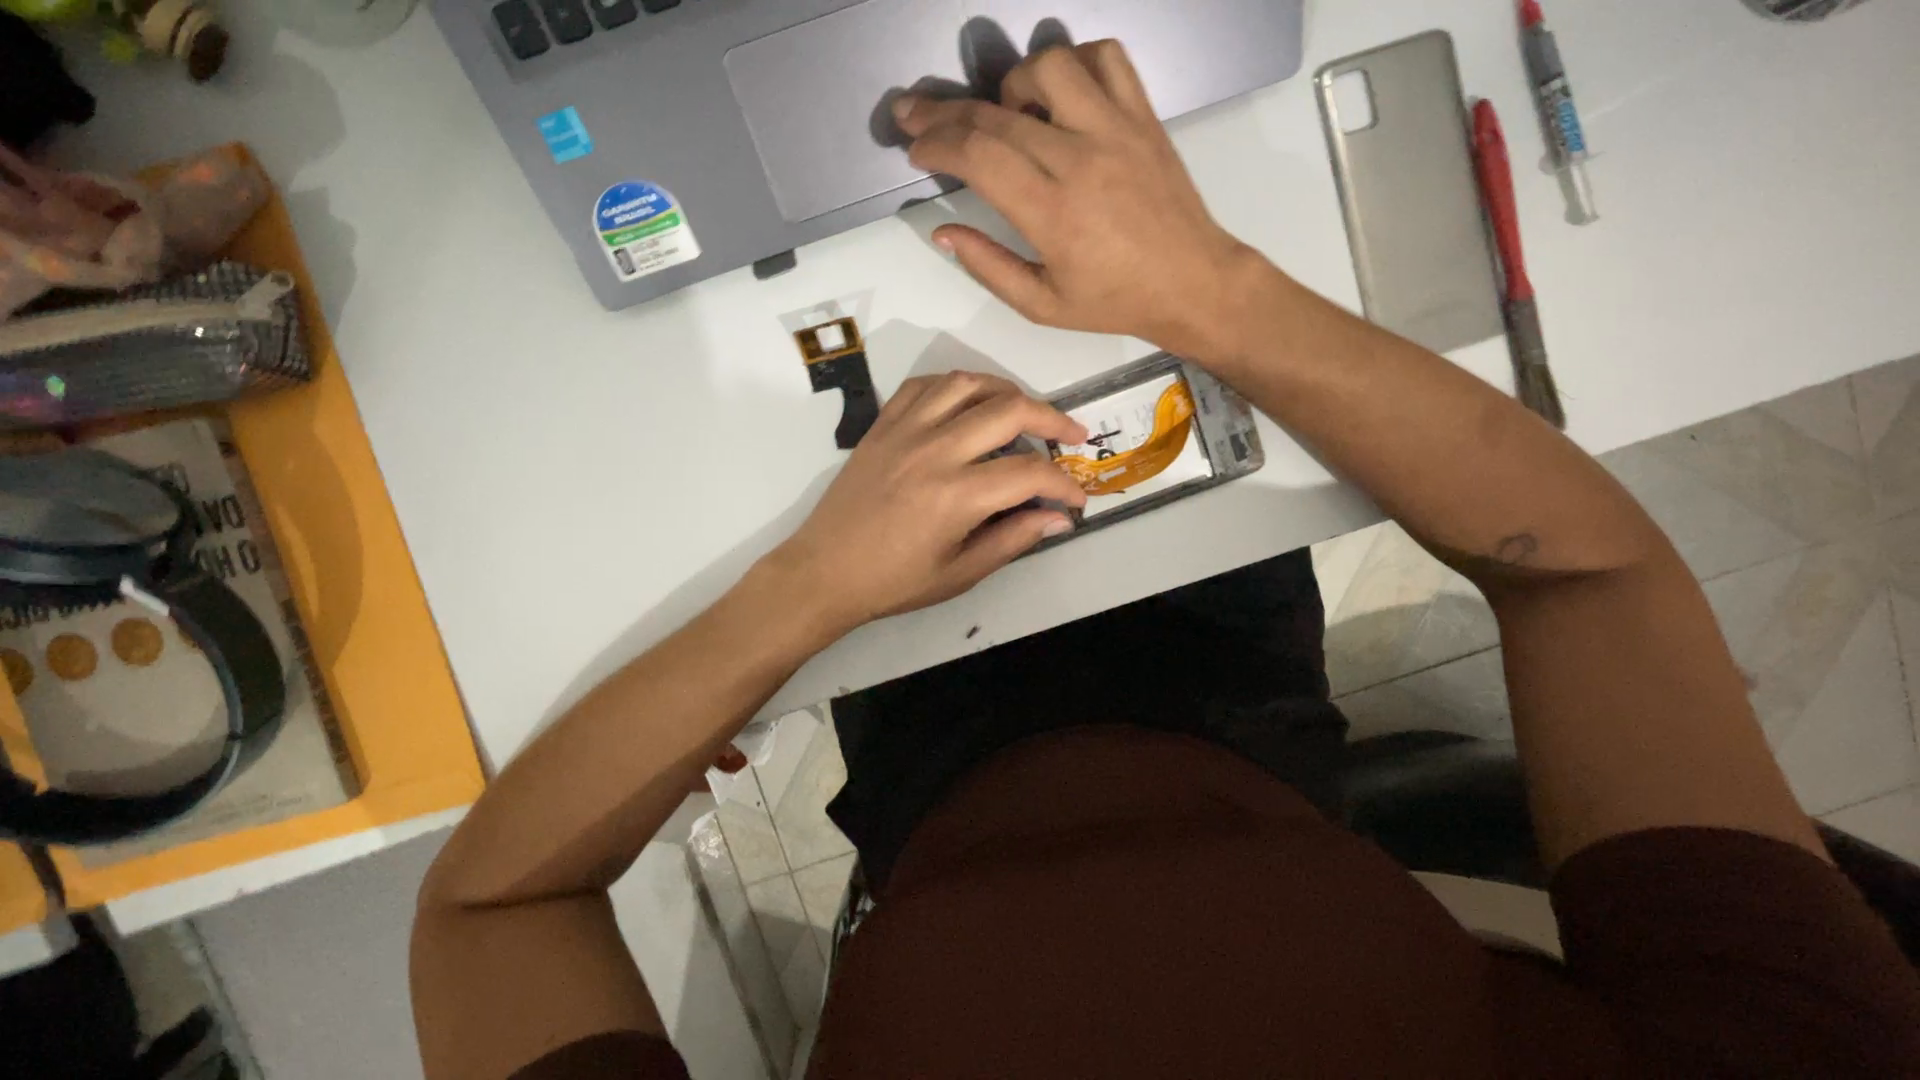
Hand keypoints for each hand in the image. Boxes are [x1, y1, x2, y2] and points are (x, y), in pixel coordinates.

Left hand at [769, 372, 1088, 629]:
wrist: (824, 571)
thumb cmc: (893, 582)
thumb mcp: (960, 573)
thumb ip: (1013, 539)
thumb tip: (1058, 518)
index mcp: (956, 496)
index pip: (1030, 473)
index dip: (1065, 483)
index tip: (1077, 498)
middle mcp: (934, 451)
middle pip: (1009, 410)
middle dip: (1053, 420)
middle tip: (1072, 436)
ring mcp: (905, 432)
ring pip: (968, 384)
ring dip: (1008, 391)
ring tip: (1026, 412)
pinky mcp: (883, 426)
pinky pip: (925, 386)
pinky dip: (956, 385)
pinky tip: (971, 403)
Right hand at [893, 41, 1272, 361]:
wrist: (1191, 282)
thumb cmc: (1113, 301)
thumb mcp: (1041, 305)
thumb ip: (988, 267)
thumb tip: (942, 232)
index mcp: (1051, 212)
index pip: (977, 155)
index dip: (936, 144)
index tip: (916, 149)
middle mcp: (1080, 159)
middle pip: (996, 114)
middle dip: (943, 112)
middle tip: (915, 114)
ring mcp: (1116, 130)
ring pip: (1050, 68)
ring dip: (1013, 85)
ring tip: (1007, 114)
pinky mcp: (1143, 116)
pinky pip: (1107, 58)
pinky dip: (1075, 62)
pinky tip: (1060, 94)